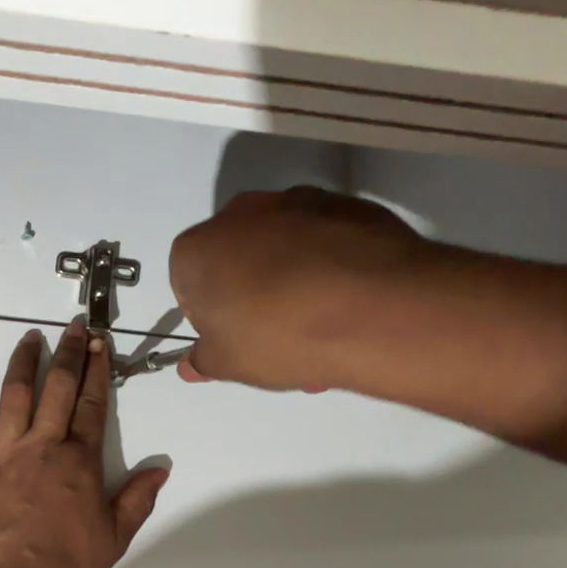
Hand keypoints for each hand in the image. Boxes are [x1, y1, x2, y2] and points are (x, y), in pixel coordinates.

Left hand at [0, 320, 169, 567]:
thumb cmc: (66, 565)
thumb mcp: (115, 535)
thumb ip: (138, 498)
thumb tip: (161, 467)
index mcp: (80, 461)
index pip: (93, 404)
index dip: (97, 370)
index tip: (99, 344)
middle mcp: (44, 445)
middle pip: (59, 388)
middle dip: (68, 353)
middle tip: (72, 328)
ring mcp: (5, 450)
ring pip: (16, 393)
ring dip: (24, 360)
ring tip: (30, 336)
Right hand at [168, 186, 429, 390]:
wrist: (376, 309)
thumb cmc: (278, 335)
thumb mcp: (227, 363)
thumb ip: (203, 360)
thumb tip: (191, 365)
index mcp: (196, 249)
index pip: (189, 284)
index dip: (213, 315)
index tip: (238, 337)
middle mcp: (239, 213)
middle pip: (237, 257)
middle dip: (252, 292)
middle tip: (279, 333)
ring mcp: (297, 202)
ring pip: (284, 246)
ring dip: (294, 276)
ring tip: (323, 322)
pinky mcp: (349, 204)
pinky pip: (328, 238)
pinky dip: (332, 263)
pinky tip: (351, 299)